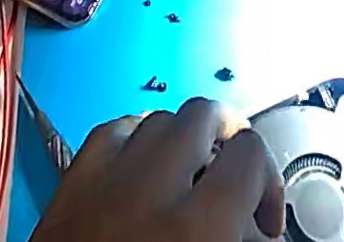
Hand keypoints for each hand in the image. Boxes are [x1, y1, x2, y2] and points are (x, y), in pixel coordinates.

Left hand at [31, 98, 284, 241]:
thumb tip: (258, 227)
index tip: (265, 213)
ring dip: (181, 139)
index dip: (268, 178)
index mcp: (196, 229)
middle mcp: (153, 188)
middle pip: (204, 113)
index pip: (250, 153)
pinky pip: (116, 128)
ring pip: (161, 116)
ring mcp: (108, 175)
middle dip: (224, 139)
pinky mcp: (74, 177)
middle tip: (230, 177)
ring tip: (185, 178)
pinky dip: (136, 140)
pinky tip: (142, 168)